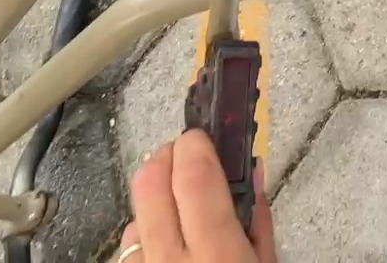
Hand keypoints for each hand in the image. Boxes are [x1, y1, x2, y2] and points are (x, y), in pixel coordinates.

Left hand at [116, 130, 276, 262]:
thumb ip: (258, 221)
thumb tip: (250, 172)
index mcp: (217, 253)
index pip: (194, 178)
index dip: (195, 145)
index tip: (203, 136)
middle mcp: (170, 260)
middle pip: (150, 185)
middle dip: (167, 156)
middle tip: (187, 155)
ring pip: (135, 215)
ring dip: (156, 198)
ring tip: (180, 206)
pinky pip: (128, 247)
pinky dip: (145, 233)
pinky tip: (166, 242)